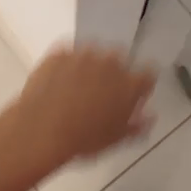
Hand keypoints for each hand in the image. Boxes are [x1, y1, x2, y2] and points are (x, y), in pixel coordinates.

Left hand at [0, 47, 156, 170]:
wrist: (41, 129)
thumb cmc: (83, 139)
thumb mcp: (116, 139)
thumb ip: (137, 125)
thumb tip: (148, 118)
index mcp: (131, 82)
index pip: (147, 75)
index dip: (139, 86)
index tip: (131, 96)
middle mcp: (111, 61)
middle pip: (119, 60)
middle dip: (113, 74)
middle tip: (100, 94)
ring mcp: (84, 53)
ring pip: (93, 54)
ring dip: (89, 67)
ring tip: (76, 89)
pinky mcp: (60, 51)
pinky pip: (68, 55)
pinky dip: (66, 65)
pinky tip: (58, 83)